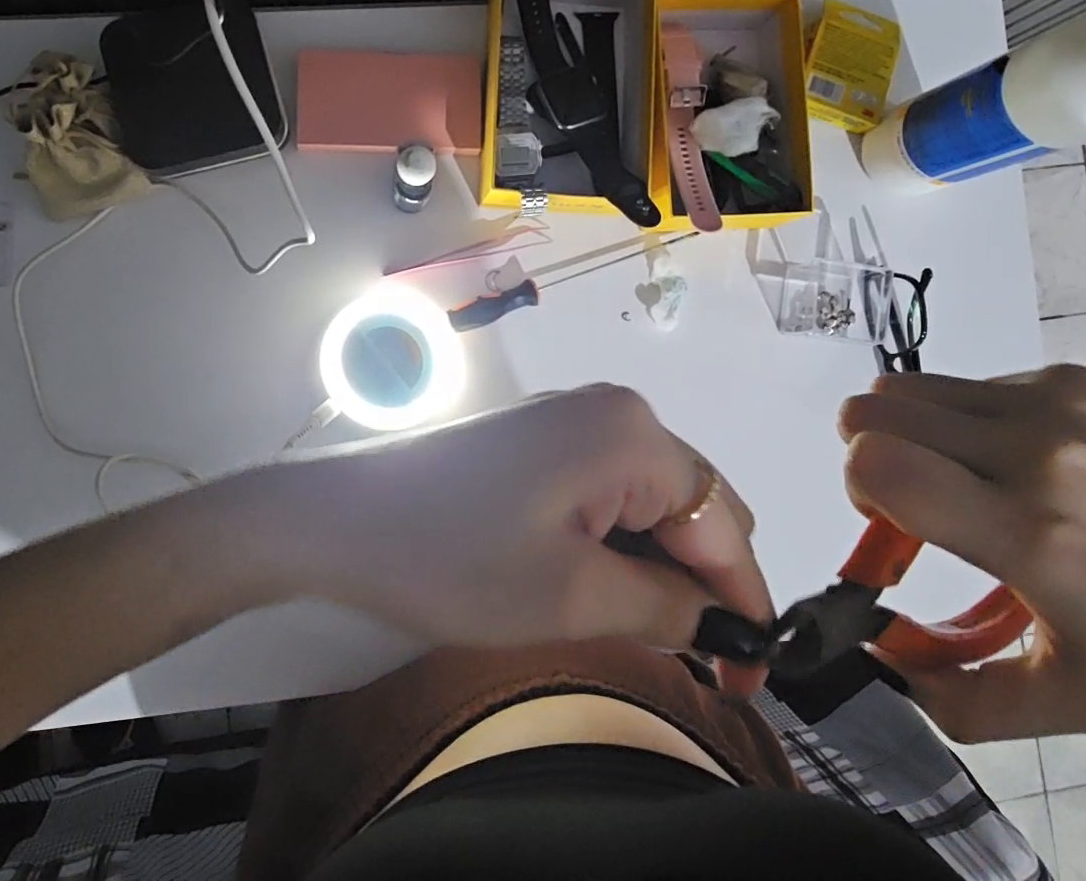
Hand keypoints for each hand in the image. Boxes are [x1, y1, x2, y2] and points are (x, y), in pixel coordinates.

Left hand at [257, 385, 770, 668]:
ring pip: (646, 502)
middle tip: (697, 663)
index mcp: (631, 434)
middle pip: (690, 506)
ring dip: (657, 568)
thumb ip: (669, 608)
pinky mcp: (535, 442)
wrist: (333, 523)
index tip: (752, 674)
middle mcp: (610, 412)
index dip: (745, 601)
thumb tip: (728, 623)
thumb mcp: (572, 598)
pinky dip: (616, 544)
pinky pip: (604, 493)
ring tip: (650, 637)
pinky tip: (605, 589)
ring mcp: (568, 421)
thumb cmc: (453, 560)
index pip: (722, 523)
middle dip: (703, 583)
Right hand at [837, 365, 1085, 741]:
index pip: (877, 466)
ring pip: (905, 389)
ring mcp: (1051, 404)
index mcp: (1028, 534)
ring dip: (906, 432)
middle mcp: (1032, 453)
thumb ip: (960, 701)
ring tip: (956, 475)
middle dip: (869, 457)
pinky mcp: (1069, 377)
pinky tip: (1014, 460)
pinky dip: (958, 420)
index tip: (891, 525)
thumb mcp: (1071, 700)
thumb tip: (878, 658)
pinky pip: (961, 386)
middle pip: (873, 413)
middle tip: (915, 499)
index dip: (859, 491)